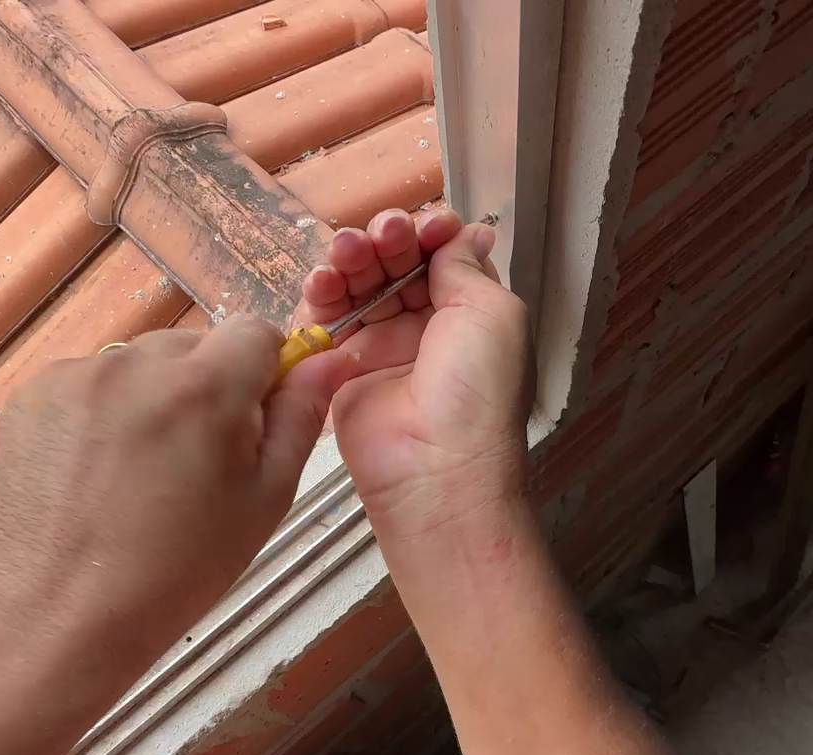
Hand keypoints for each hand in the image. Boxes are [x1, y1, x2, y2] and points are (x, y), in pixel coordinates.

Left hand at [0, 319, 352, 673]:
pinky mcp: (33, 393)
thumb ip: (300, 419)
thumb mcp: (266, 499)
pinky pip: (95, 382)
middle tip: (201, 462)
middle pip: (199, 347)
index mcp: (206, 387)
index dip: (268, 373)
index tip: (257, 423)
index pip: (258, 332)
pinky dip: (110, 412)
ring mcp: (77, 373)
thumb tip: (329, 358)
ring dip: (160, 398)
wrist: (62, 614)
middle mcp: (138, 361)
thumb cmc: (184, 567)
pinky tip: (102, 471)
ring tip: (146, 471)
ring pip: (145, 363)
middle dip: (212, 388)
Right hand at [298, 208, 530, 539]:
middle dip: (386, 240)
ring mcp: (383, 350)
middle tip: (382, 236)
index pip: (440, 258)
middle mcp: (426, 330)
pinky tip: (321, 281)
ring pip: (357, 286)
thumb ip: (467, 268)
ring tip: (344, 252)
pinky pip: (324, 321)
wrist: (435, 471)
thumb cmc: (477, 393)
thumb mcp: (493, 314)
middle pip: (395, 266)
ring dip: (349, 259)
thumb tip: (461, 233)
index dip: (430, 234)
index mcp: (469, 316)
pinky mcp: (343, 370)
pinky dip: (319, 294)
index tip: (427, 226)